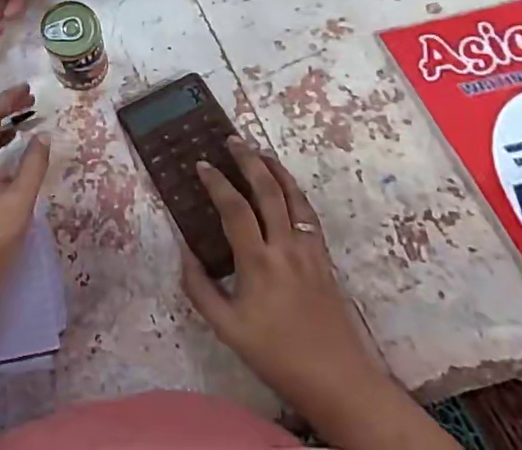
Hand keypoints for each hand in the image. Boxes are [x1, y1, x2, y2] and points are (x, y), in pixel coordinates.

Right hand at [182, 137, 378, 411]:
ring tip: (261, 152)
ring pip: (294, 198)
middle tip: (233, 140)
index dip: (217, 182)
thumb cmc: (276, 356)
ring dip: (276, 170)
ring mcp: (309, 251)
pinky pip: (309, 215)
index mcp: (258, 263)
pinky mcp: (324, 259)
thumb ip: (199, 288)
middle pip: (268, 191)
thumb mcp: (227, 328)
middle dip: (249, 161)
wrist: (338, 381)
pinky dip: (295, 193)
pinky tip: (288, 189)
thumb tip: (184, 251)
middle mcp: (285, 248)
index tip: (201, 164)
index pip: (235, 208)